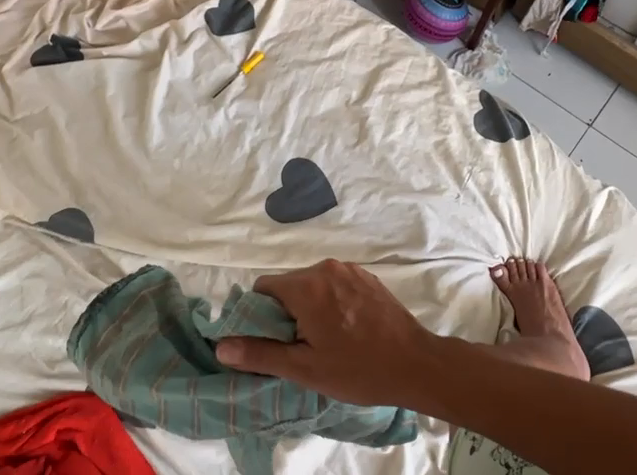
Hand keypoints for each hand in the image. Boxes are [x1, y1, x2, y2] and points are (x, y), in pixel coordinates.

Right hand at [215, 260, 439, 408]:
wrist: (415, 363)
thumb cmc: (357, 369)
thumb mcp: (304, 369)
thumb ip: (261, 353)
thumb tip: (222, 346)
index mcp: (306, 286)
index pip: (264, 288)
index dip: (259, 314)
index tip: (271, 340)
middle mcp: (325, 268)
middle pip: (288, 285)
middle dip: (286, 312)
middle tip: (299, 346)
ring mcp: (348, 269)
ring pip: (312, 284)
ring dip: (309, 307)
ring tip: (325, 340)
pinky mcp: (367, 276)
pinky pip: (335, 283)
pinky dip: (331, 301)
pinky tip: (345, 328)